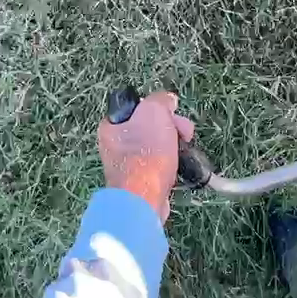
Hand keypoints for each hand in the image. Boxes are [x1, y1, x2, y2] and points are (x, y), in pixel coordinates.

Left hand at [97, 91, 195, 222]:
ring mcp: (125, 165)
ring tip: (184, 151)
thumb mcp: (154, 112)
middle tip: (184, 133)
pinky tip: (178, 166)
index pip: (139, 108)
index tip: (172, 115)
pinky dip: (170, 163)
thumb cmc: (146, 152)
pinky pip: (157, 164)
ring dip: (173, 145)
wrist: (144, 198)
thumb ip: (160, 100)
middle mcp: (114, 144)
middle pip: (149, 126)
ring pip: (155, 145)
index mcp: (111, 125)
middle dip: (171, 127)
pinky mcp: (138, 182)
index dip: (159, 109)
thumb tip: (168, 100)